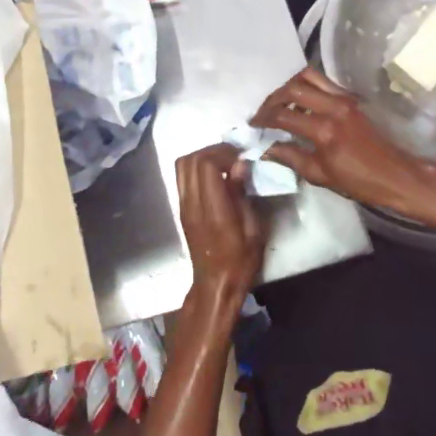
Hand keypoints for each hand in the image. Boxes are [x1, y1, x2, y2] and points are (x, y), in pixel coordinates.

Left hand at [176, 145, 267, 298]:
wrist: (216, 284)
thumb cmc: (241, 260)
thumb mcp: (253, 229)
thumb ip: (242, 194)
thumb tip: (239, 165)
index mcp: (212, 209)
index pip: (205, 165)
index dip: (223, 153)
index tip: (241, 158)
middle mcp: (192, 203)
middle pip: (190, 160)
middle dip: (213, 151)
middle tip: (233, 157)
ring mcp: (183, 206)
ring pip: (182, 166)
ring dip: (202, 157)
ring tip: (224, 164)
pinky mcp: (182, 209)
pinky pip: (183, 178)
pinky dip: (197, 169)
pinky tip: (215, 178)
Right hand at [252, 68, 435, 217]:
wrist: (394, 174)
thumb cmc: (357, 181)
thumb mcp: (319, 174)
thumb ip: (290, 157)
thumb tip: (266, 149)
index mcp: (323, 130)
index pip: (283, 115)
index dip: (263, 118)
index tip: (253, 124)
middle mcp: (333, 107)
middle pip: (293, 88)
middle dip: (272, 99)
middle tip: (263, 112)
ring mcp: (344, 99)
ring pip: (309, 77)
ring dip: (289, 87)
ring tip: (280, 103)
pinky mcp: (351, 98)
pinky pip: (323, 82)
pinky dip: (307, 87)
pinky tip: (301, 104)